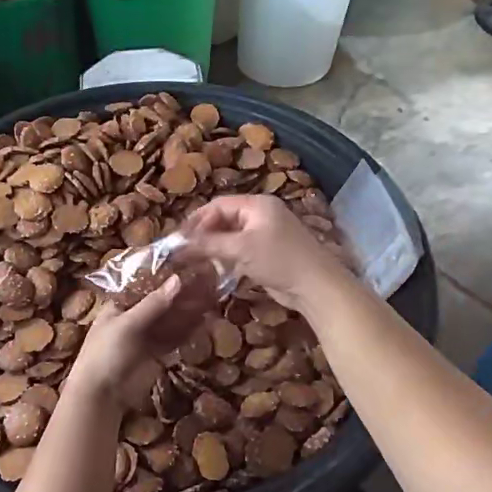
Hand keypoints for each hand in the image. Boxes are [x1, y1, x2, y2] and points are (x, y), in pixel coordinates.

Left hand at [68, 273, 215, 403]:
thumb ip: (153, 304)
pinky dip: (189, 330)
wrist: (102, 394)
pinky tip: (206, 321)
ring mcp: (145, 335)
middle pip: (161, 301)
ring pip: (170, 319)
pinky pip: (175, 337)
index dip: (163, 275)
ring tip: (212, 296)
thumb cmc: (106, 353)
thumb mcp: (127, 324)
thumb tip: (178, 279)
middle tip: (207, 279)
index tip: (188, 263)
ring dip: (188, 310)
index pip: (144, 284)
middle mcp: (133, 317)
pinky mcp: (156, 353)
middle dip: (181, 293)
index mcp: (119, 305)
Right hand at [182, 195, 347, 307]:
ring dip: (212, 247)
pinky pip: (239, 249)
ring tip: (195, 261)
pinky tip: (214, 269)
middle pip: (222, 219)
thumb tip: (176, 245)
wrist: (316, 287)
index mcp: (257, 204)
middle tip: (183, 251)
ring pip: (229, 236)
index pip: (217, 205)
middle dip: (202, 234)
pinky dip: (225, 257)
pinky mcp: (266, 252)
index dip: (196, 221)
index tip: (178, 239)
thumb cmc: (278, 260)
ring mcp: (265, 234)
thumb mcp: (239, 249)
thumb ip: (206, 244)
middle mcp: (261, 214)